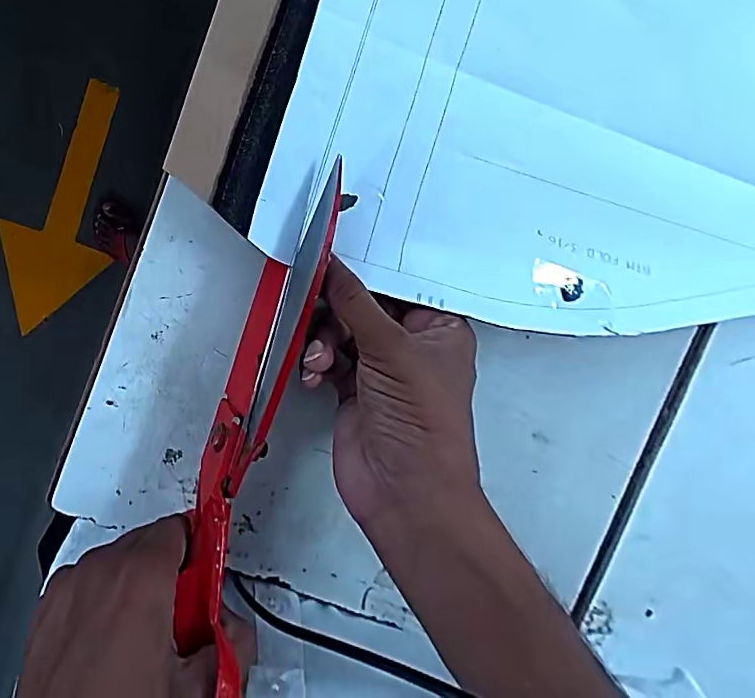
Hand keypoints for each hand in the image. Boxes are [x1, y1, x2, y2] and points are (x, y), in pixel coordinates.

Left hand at [19, 514, 255, 697]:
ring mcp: (71, 584)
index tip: (210, 566)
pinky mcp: (48, 605)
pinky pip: (86, 584)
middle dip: (172, 572)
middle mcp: (102, 569)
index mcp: (141, 578)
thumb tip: (233, 630)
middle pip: (149, 543)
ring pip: (116, 562)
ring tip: (147, 642)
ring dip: (135, 585)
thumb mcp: (197, 689)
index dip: (201, 547)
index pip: (180, 528)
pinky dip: (102, 600)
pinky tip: (112, 646)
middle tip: (188, 617)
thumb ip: (228, 644)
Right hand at [300, 256, 483, 537]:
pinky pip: (326, 357)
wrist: (404, 494)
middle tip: (319, 309)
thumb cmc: (426, 433)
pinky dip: (316, 362)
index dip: (367, 273)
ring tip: (321, 358)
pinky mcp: (353, 388)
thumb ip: (355, 302)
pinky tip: (316, 374)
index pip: (397, 286)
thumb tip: (335, 267)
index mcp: (438, 331)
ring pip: (339, 331)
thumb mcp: (390, 350)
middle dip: (336, 312)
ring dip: (323, 341)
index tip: (335, 259)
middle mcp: (410, 347)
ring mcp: (379, 369)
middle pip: (361, 307)